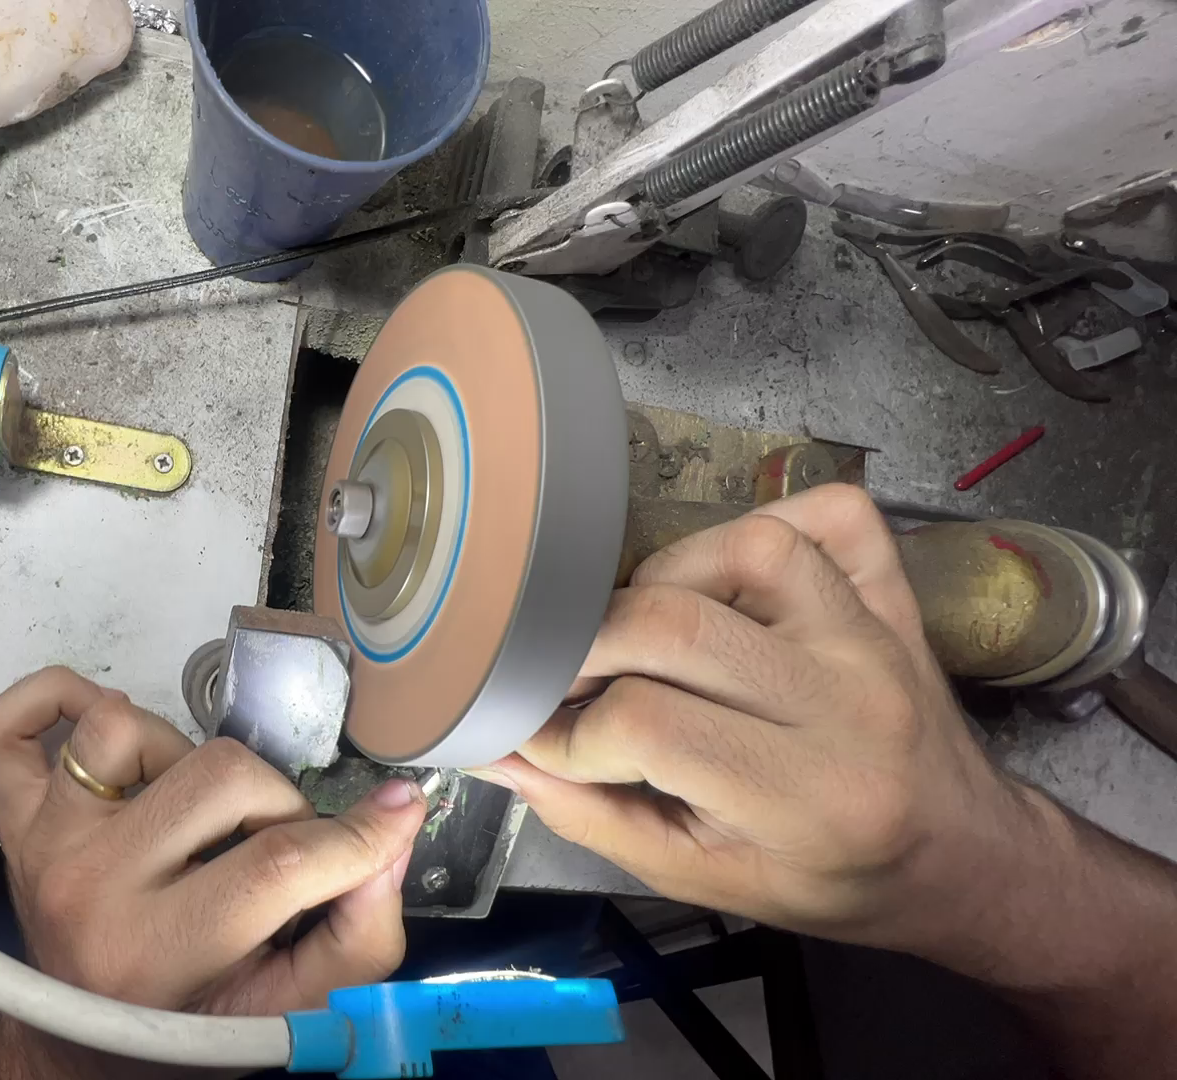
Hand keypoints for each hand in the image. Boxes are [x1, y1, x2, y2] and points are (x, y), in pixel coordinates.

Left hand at [0, 666, 426, 1016]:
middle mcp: (86, 887)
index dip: (354, 838)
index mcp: (154, 957)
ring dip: (177, 752)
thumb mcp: (289, 1016)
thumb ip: (359, 937)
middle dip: (274, 799)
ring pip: (122, 725)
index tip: (390, 818)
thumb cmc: (188, 1034)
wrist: (80, 1050)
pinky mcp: (14, 816)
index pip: (277, 864)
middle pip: (216, 772)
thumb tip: (395, 824)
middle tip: (272, 839)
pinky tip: (105, 736)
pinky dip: (54, 700)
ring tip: (188, 808)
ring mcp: (42, 841)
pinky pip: (8, 726)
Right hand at [474, 485, 1045, 960]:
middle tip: (569, 683)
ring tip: (640, 632)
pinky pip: (820, 517)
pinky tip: (715, 577)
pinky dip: (749, 530)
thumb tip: (493, 754)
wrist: (965, 858)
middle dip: (583, 650)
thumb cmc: (823, 876)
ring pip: (740, 548)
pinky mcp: (887, 592)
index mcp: (807, 794)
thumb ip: (586, 816)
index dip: (565, 733)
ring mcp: (873, 633)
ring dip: (658, 581)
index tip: (546, 746)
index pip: (643, 722)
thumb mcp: (696, 877)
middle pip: (671, 624)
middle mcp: (849, 701)